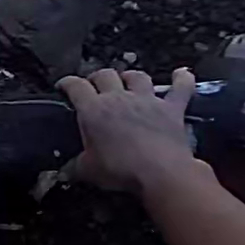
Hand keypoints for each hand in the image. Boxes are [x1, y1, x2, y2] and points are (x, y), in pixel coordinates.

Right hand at [57, 67, 200, 194]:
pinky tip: (182, 73)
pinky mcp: (172, 108)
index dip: (67, 83)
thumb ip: (75, 167)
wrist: (160, 172)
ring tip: (126, 80)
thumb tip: (64, 172)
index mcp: (93, 109)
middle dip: (97, 77)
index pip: (76, 86)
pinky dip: (182, 79)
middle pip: (105, 75)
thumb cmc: (119, 169)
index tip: (63, 86)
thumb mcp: (88, 171)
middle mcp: (118, 97)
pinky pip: (180, 88)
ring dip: (130, 76)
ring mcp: (147, 100)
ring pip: (137, 77)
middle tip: (94, 85)